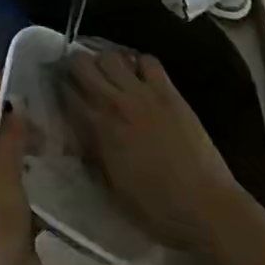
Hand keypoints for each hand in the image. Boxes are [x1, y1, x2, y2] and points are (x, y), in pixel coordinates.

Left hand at [0, 68, 41, 264]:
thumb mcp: (2, 171)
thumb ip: (9, 138)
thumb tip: (15, 107)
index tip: (1, 68)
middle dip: (12, 117)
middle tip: (38, 95)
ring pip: (13, 160)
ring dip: (28, 144)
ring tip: (53, 125)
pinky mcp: (17, 217)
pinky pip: (28, 184)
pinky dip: (41, 173)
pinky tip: (59, 164)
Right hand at [62, 48, 239, 251]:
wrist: (206, 208)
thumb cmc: (155, 208)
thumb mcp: (111, 188)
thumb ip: (92, 155)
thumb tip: (77, 136)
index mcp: (98, 129)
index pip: (66, 92)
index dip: (58, 86)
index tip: (58, 87)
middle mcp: (115, 103)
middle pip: (83, 64)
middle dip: (76, 66)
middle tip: (79, 75)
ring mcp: (143, 94)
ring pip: (111, 56)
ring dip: (106, 62)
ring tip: (110, 74)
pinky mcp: (168, 92)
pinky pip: (148, 61)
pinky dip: (140, 64)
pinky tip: (141, 78)